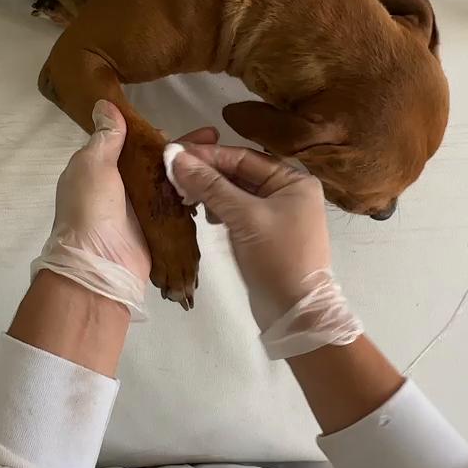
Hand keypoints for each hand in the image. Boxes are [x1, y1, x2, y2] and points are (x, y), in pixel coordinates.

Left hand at [32, 101, 214, 318]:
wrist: (100, 266)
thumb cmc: (90, 210)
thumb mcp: (92, 166)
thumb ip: (105, 138)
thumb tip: (104, 104)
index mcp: (100, 169)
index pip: (130, 145)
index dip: (150, 136)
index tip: (172, 128)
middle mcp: (121, 187)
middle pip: (155, 161)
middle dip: (180, 149)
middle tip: (211, 138)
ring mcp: (141, 208)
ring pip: (170, 181)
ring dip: (192, 168)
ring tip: (219, 156)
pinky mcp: (159, 226)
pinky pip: (178, 204)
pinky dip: (194, 192)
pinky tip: (214, 181)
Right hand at [169, 143, 363, 357]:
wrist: (295, 314)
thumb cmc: (277, 259)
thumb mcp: (244, 217)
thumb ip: (211, 186)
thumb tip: (177, 158)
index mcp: (293, 181)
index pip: (243, 158)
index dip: (208, 156)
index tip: (175, 154)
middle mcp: (287, 191)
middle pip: (238, 173)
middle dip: (206, 174)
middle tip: (172, 175)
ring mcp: (276, 212)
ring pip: (234, 192)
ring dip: (208, 191)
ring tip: (181, 193)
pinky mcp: (263, 231)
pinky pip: (236, 210)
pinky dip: (217, 208)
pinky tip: (200, 211)